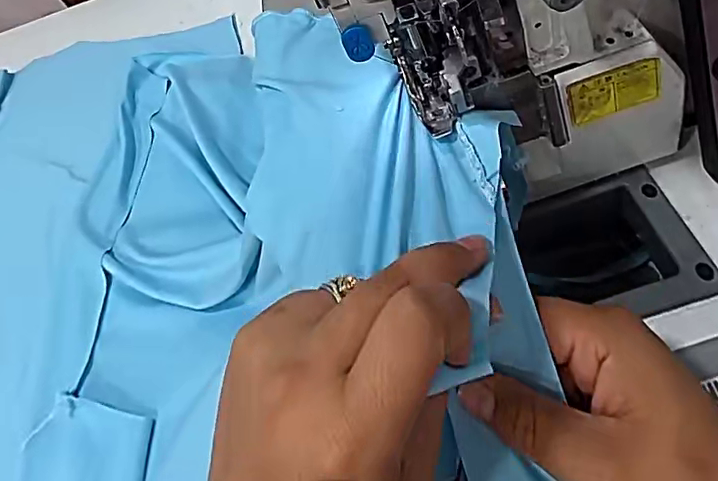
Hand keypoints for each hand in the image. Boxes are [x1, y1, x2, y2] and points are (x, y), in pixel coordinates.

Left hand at [209, 237, 489, 480]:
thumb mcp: (409, 473)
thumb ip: (435, 391)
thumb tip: (456, 316)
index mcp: (349, 427)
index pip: (414, 317)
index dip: (452, 304)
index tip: (472, 315)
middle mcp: (302, 373)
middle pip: (383, 284)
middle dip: (433, 267)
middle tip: (466, 257)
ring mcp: (266, 346)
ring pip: (349, 285)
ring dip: (379, 302)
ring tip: (384, 341)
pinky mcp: (246, 335)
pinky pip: (311, 299)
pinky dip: (336, 314)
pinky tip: (336, 350)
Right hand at [457, 297, 717, 480]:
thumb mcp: (599, 461)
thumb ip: (529, 419)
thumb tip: (471, 387)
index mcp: (605, 330)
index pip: (522, 314)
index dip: (483, 339)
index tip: (448, 362)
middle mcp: (608, 338)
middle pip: (530, 343)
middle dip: (500, 378)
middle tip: (463, 406)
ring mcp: (615, 368)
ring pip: (543, 374)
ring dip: (520, 404)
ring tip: (488, 427)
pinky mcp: (620, 397)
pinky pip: (566, 396)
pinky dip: (545, 419)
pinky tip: (525, 442)